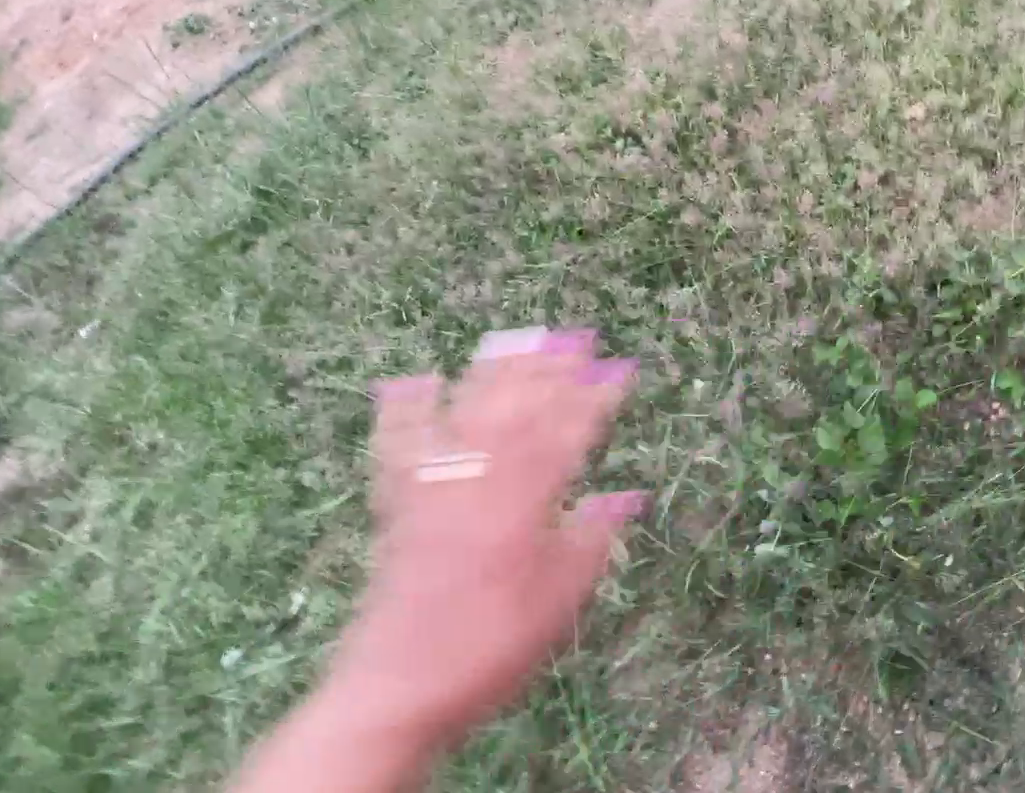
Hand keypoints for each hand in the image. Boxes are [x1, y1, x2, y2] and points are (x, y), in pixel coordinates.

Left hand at [232, 329, 644, 791]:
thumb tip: (626, 496)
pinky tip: (417, 378)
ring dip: (494, 373)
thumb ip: (591, 541)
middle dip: (551, 370)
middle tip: (574, 335)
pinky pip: (401, 447)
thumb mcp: (560, 601)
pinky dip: (407, 410)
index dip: (597, 399)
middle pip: (520, 412)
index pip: (570, 436)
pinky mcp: (400, 506)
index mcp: (526, 506)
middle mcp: (481, 485)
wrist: (397, 688)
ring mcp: (437, 489)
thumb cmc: (492, 647)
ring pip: (469, 416)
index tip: (619, 369)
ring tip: (516, 337)